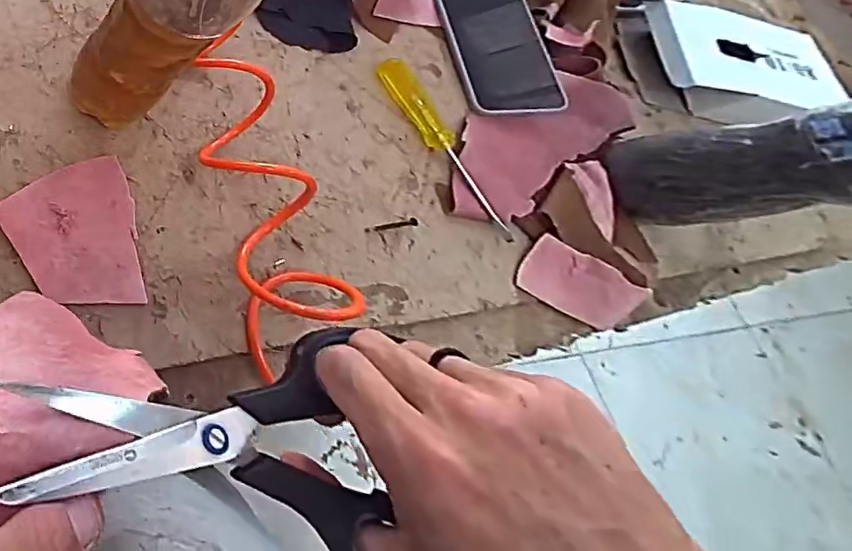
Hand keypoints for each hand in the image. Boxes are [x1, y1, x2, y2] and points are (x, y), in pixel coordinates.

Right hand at [312, 330, 694, 550]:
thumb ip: (342, 506)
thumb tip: (296, 464)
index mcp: (420, 453)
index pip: (344, 364)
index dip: (328, 374)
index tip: (332, 389)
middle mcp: (462, 408)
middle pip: (380, 344)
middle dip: (367, 370)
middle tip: (379, 407)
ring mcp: (513, 393)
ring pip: (436, 357)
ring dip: (428, 386)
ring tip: (452, 436)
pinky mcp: (555, 391)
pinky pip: (493, 373)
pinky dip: (483, 398)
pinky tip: (505, 444)